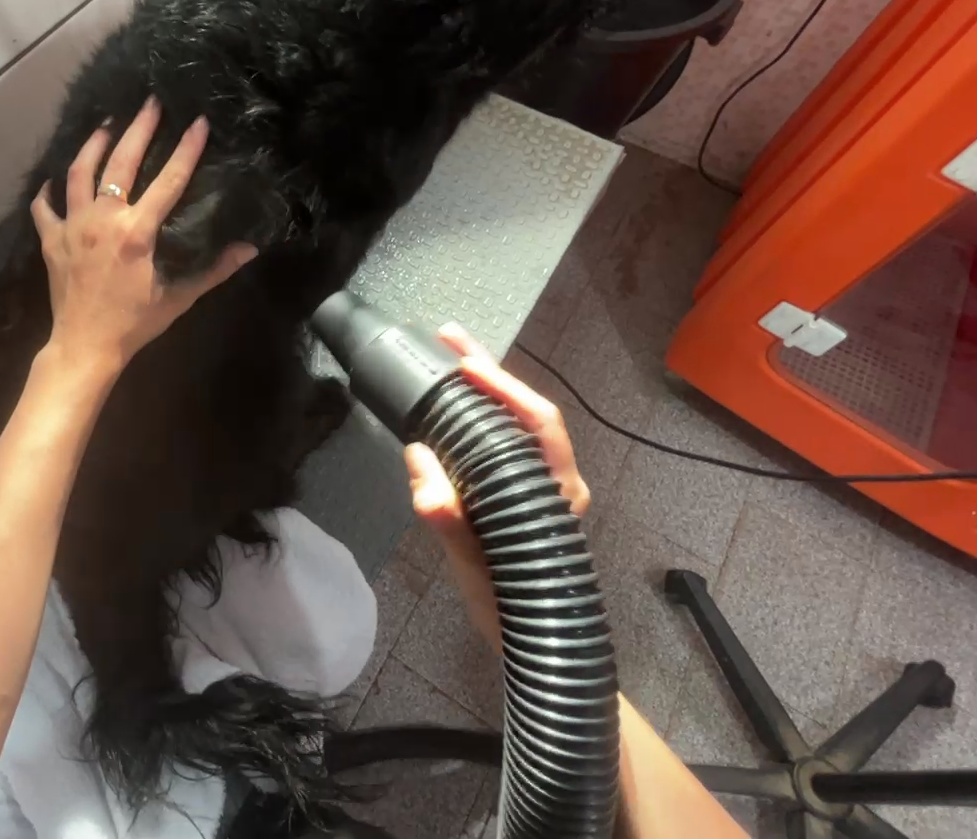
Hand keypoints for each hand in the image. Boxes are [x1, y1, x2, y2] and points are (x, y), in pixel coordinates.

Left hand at [32, 99, 256, 376]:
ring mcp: (72, 227)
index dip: (186, 149)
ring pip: (78, 173)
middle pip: (120, 163)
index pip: (168, 181)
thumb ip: (213, 270)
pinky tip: (54, 179)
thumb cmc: (135, 323)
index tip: (198, 121)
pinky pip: (45, 207)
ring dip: (93, 145)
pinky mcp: (51, 240)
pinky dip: (48, 190)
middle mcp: (103, 221)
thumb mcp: (178, 298)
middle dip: (138, 128)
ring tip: (106, 125)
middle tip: (149, 102)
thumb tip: (249, 249)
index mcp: (137, 233)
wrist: (85, 346)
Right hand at [404, 324, 588, 645]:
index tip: (466, 365)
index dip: (504, 389)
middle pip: (527, 410)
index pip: (538, 423)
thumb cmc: (506, 603)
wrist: (527, 639)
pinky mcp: (521, 489)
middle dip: (490, 371)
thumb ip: (448, 518)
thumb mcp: (471, 564)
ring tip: (447, 358)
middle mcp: (556, 479)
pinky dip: (480, 411)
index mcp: (557, 491)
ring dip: (485, 387)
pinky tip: (454, 403)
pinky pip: (503, 439)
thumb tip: (419, 462)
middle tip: (448, 337)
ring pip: (517, 421)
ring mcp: (540, 483)